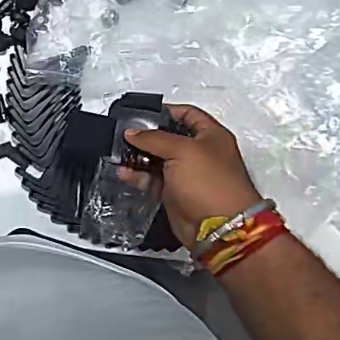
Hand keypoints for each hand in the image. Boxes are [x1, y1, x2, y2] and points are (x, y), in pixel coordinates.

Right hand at [124, 104, 263, 248]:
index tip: (144, 113)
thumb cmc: (211, 183)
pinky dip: (138, 176)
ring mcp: (187, 174)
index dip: (167, 111)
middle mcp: (200, 153)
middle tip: (126, 133)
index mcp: (211, 136)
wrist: (219, 228)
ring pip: (157, 159)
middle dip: (147, 136)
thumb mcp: (182, 150)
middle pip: (169, 137)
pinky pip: (152, 180)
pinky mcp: (175, 193)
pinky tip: (124, 172)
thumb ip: (154, 138)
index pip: (188, 114)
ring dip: (139, 156)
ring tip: (120, 153)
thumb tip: (133, 133)